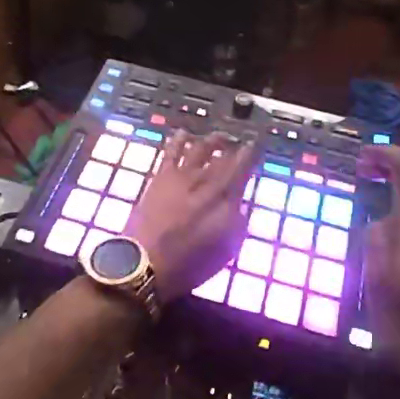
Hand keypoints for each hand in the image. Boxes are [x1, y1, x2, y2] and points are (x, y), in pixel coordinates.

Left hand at [128, 131, 255, 300]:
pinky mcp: (159, 178)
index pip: (241, 171)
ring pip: (200, 150)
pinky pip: (171, 152)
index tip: (254, 147)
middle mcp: (205, 184)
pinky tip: (183, 133)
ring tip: (219, 137)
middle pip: (222, 159)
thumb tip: (239, 204)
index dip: (249, 157)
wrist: (145, 262)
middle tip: (239, 142)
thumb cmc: (188, 265)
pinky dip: (179, 141)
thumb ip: (236, 223)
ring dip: (212, 141)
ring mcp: (180, 178)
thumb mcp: (225, 250)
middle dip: (233, 149)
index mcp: (224, 202)